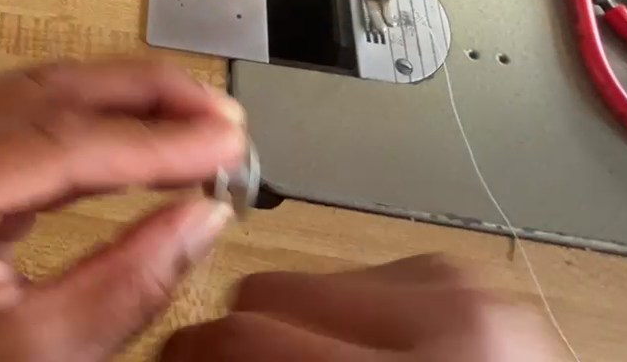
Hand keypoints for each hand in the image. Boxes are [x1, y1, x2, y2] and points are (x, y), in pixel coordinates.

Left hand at [0, 59, 247, 361]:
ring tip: (195, 115)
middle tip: (220, 114)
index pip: (55, 142)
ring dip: (123, 99)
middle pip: (47, 94)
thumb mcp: (29, 360)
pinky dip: (89, 118)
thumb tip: (202, 215)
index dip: (152, 139)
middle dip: (144, 97)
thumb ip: (125, 285)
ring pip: (40, 92)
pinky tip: (138, 127)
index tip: (222, 141)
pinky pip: (23, 114)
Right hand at [160, 254, 559, 360]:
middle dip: (237, 341)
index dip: (188, 353)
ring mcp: (456, 282)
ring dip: (287, 328)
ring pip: (300, 279)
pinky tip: (353, 359)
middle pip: (264, 291)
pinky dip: (335, 319)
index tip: (171, 361)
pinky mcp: (455, 272)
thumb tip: (191, 354)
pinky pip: (348, 277)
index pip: (246, 336)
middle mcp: (445, 313)